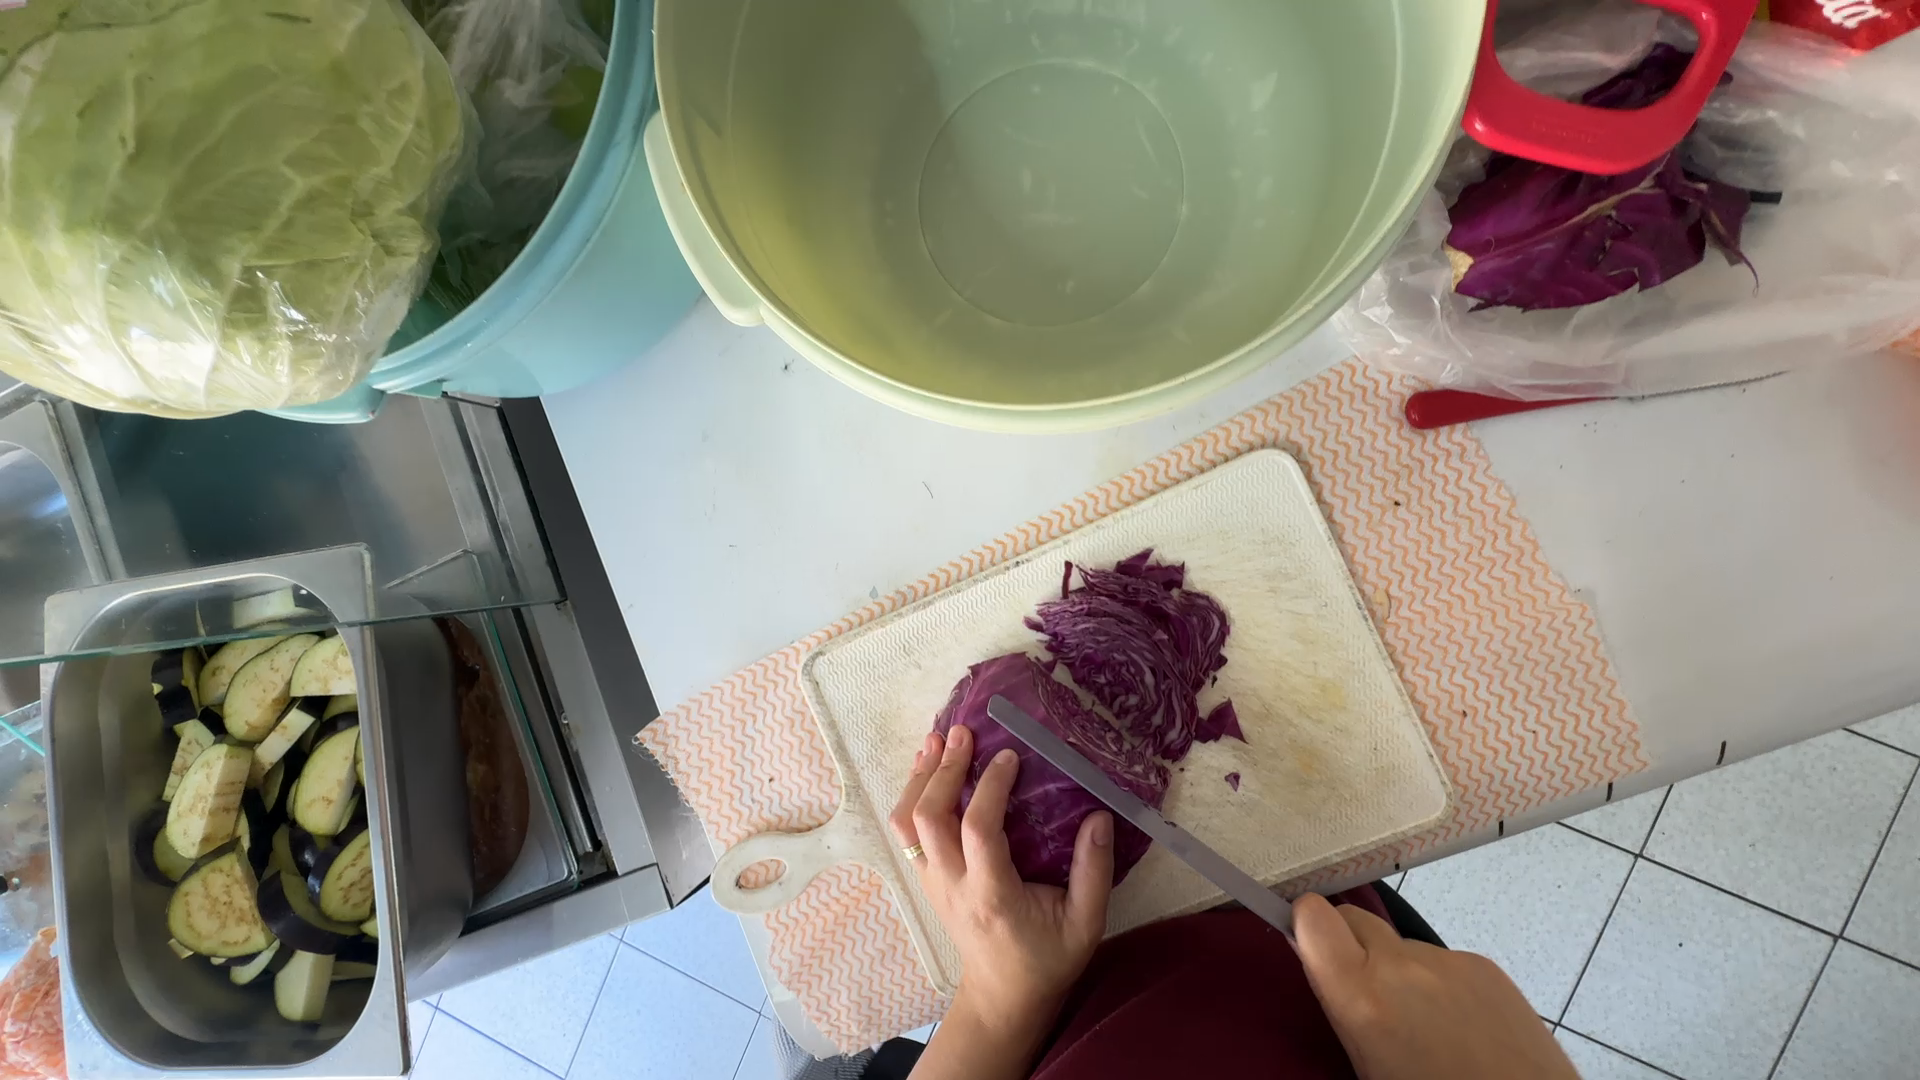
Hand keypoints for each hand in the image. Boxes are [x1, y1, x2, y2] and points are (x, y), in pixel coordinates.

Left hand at [889, 725, 1113, 1041]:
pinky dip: (913, 794)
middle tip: (962, 732)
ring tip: (936, 740)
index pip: (978, 830)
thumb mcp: (1085, 925)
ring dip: (919, 778)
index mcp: (991, 894)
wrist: (1002, 997)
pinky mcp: (926, 878)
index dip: (989, 787)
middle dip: (943, 770)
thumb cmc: (1047, 959)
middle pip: (928, 818)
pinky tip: (929, 768)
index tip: (1008, 755)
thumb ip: (1094, 872)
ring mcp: (932, 881)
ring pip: (906, 823)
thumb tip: (1099, 817)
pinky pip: (906, 832)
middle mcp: (952, 884)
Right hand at [1294, 893, 1578, 1079]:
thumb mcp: (1365, 1063)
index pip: (1311, 913)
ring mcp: (1448, 960)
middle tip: (1369, 991)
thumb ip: (1338, 1000)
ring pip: (1400, 943)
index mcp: (1361, 994)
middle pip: (1353, 916)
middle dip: (1351, 943)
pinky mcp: (1487, 966)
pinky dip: (1442, 983)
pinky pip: (1443, 960)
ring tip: (1430, 1024)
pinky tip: (1465, 1027)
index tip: (1314, 949)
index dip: (1308, 926)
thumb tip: (1308, 949)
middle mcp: (1400, 963)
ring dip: (1402, 969)